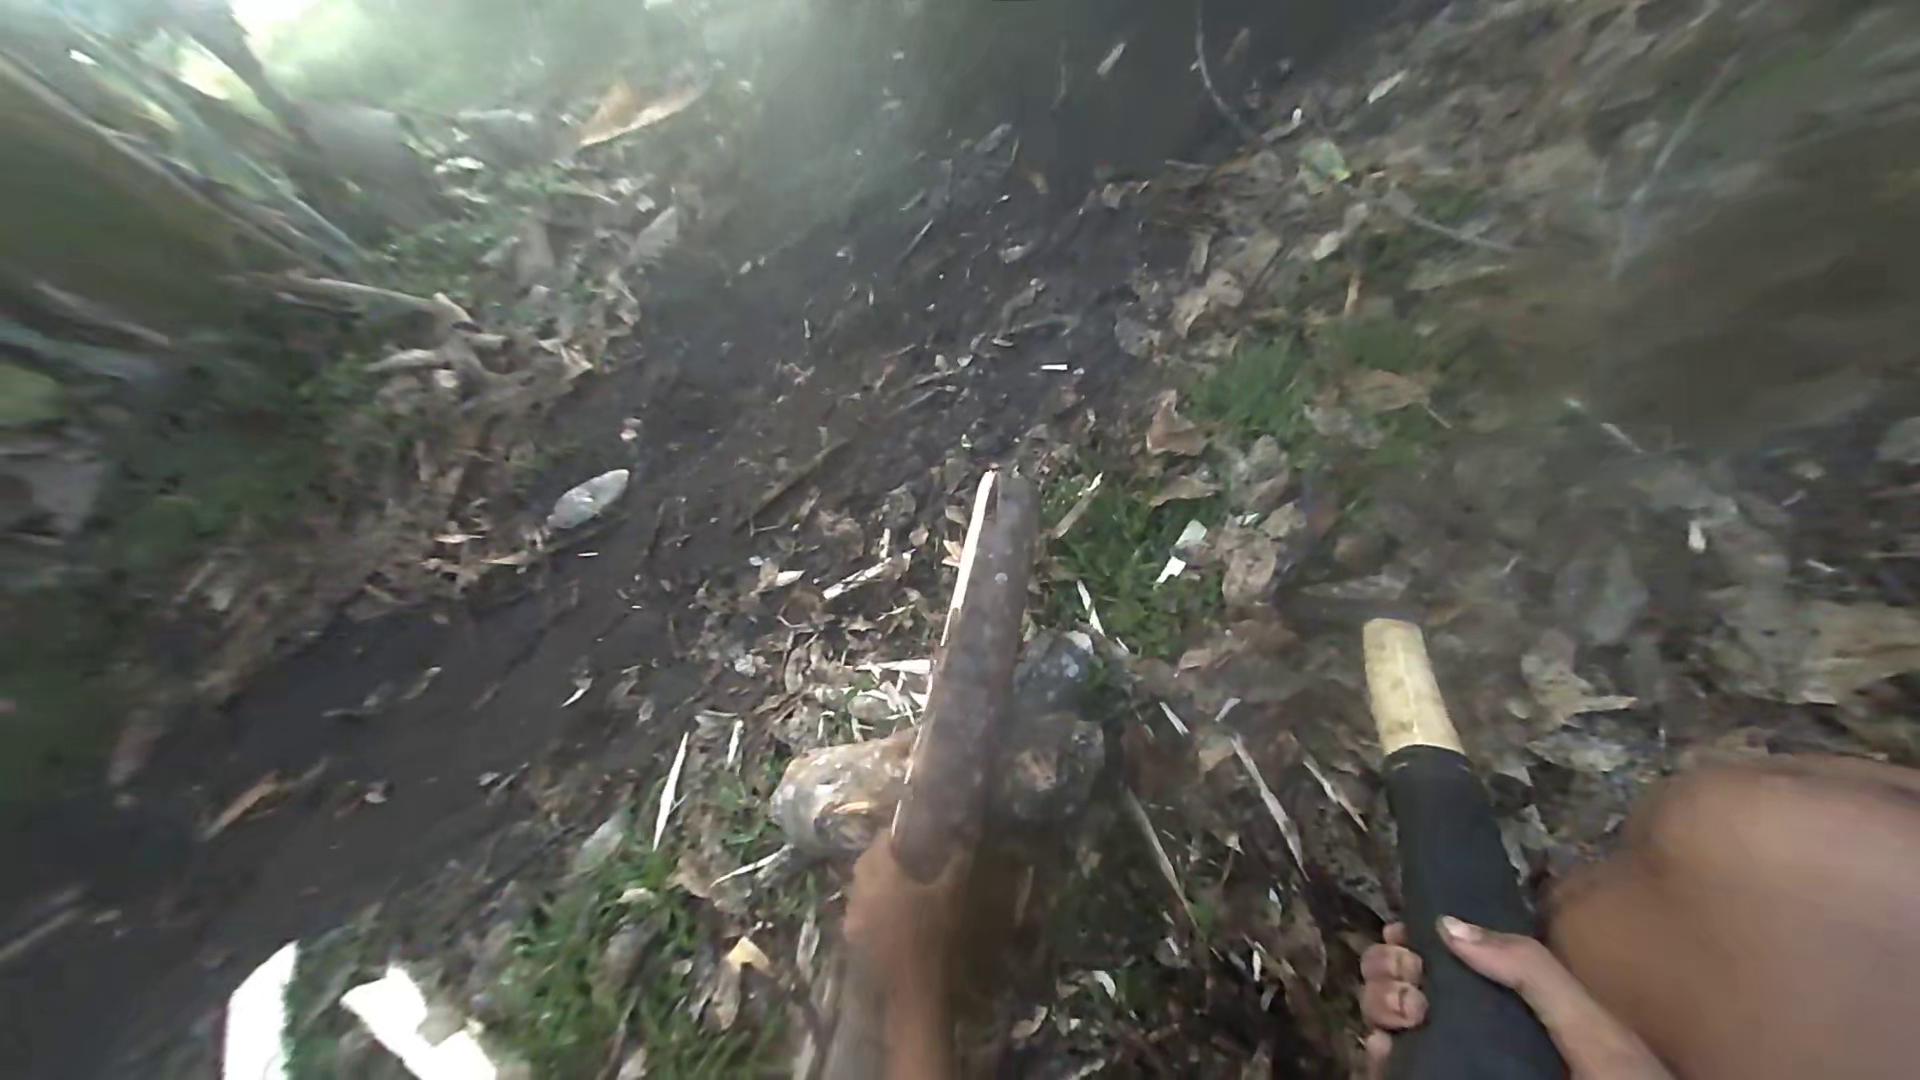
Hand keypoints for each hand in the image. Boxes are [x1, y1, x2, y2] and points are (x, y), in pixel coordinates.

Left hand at [844, 838, 966, 1002]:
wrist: (914, 991)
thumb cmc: (933, 937)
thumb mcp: (950, 897)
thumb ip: (955, 866)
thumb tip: (962, 846)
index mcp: (884, 876)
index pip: (879, 844)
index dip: (889, 835)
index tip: (902, 834)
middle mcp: (863, 892)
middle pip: (863, 863)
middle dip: (876, 854)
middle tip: (896, 855)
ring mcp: (854, 917)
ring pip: (856, 886)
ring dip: (869, 878)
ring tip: (889, 882)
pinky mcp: (852, 939)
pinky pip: (855, 909)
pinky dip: (865, 902)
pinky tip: (882, 910)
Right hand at [1360, 917, 1672, 1079]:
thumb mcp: (1595, 1031)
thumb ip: (1530, 970)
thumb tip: (1444, 922)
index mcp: (1499, 1001)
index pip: (1434, 953)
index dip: (1406, 939)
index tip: (1403, 940)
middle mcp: (1466, 1026)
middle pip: (1398, 977)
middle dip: (1386, 967)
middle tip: (1411, 986)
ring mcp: (1450, 1058)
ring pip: (1383, 1012)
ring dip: (1378, 1001)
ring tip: (1407, 1016)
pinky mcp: (1429, 1077)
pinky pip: (1385, 1063)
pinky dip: (1376, 1051)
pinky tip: (1387, 1047)